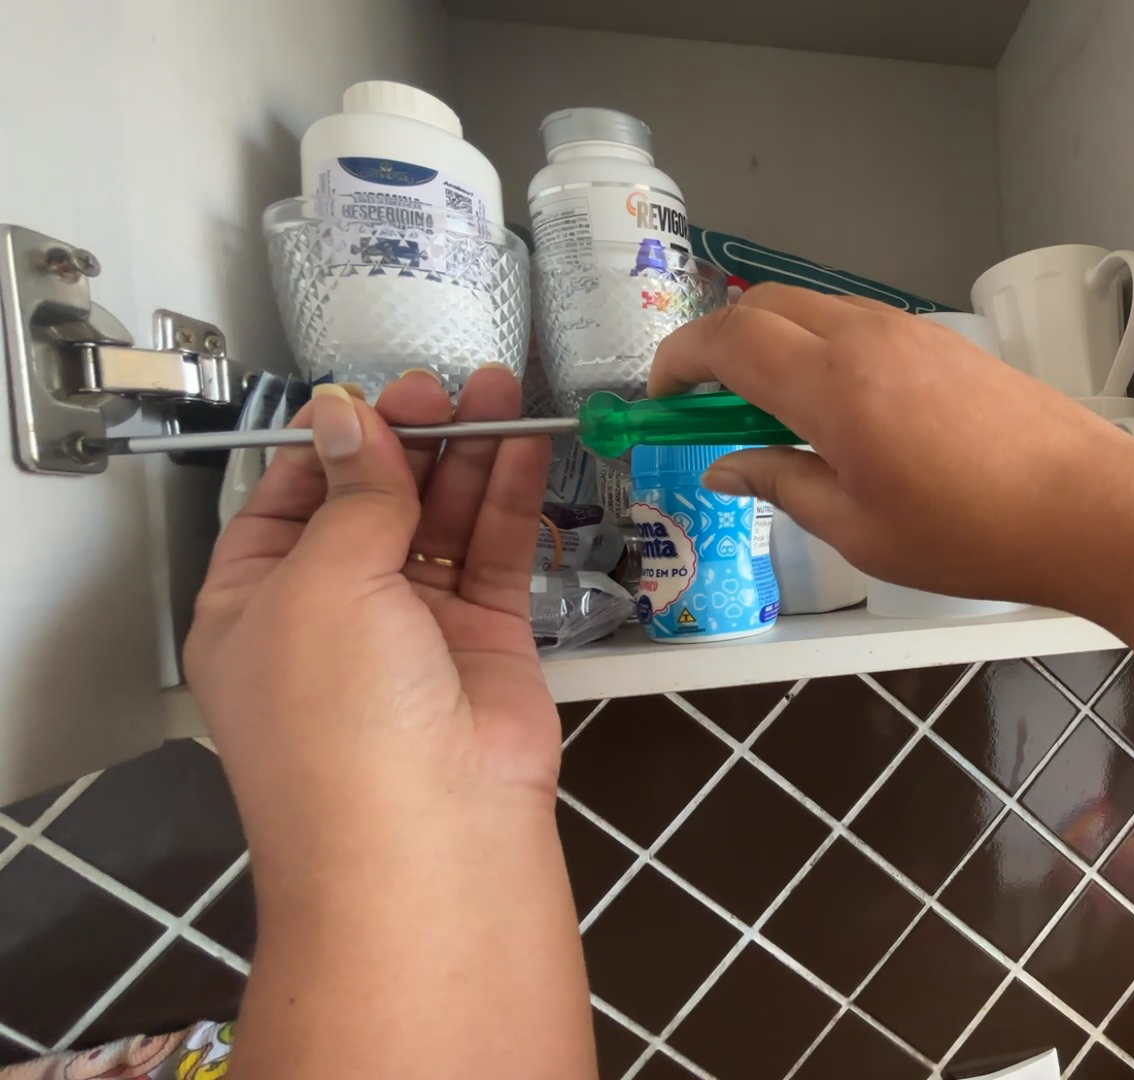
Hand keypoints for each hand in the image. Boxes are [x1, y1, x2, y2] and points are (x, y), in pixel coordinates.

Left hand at [183, 367, 554, 862]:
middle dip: (419, 439)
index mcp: (262, 598)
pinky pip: (498, 550)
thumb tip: (349, 416)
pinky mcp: (491, 628)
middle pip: (384, 499)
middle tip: (456, 387)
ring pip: (449, 519)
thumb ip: (355, 498)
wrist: (436, 820)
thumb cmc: (341, 716)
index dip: (340, 441)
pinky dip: (512, 500)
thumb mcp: (322, 588)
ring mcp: (422, 616)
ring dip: (475, 458)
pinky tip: (527, 454)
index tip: (384, 394)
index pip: (297, 497)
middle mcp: (343, 603)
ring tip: (504, 397)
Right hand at [649, 286, 1133, 606]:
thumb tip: (728, 466)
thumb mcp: (861, 530)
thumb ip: (784, 486)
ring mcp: (916, 333)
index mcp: (835, 384)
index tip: (660, 398)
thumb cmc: (971, 536)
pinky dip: (828, 351)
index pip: (726, 339)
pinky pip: (865, 328)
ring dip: (777, 346)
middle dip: (720, 345)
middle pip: (766, 307)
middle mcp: (870, 337)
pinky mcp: (951, 344)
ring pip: (817, 312)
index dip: (678, 361)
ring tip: (776, 413)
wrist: (1091, 509)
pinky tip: (845, 408)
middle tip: (711, 407)